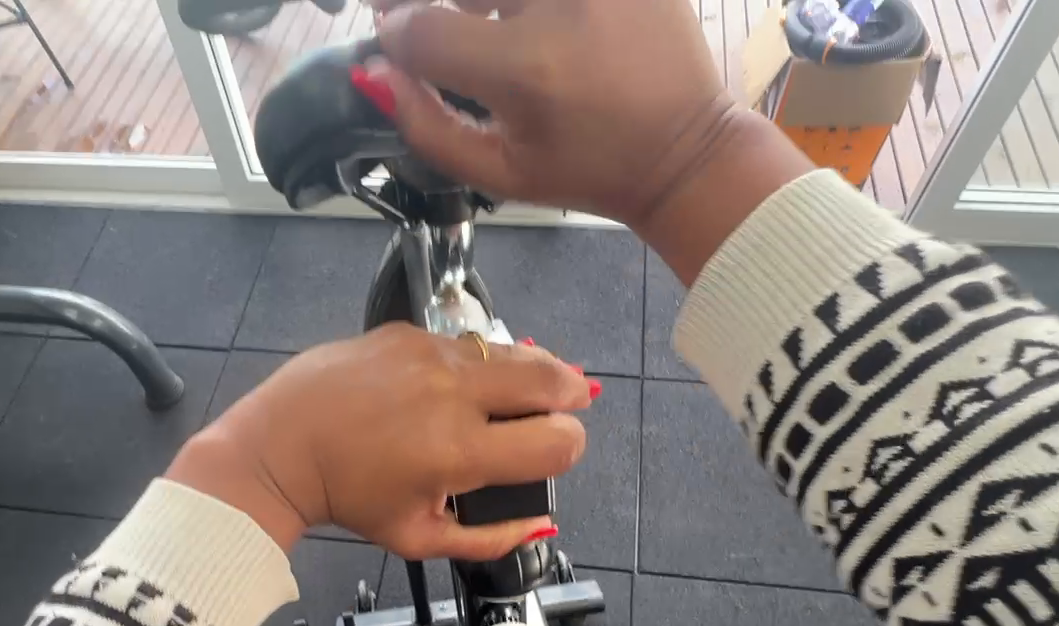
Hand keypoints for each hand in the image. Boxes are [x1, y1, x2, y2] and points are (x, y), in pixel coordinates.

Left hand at [166, 324, 597, 560]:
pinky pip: (465, 344)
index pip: (558, 442)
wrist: (282, 445)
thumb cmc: (349, 499)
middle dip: (571, 396)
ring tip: (536, 385)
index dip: (569, 450)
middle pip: (551, 380)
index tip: (554, 454)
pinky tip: (464, 380)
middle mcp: (455, 394)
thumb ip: (488, 539)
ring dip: (533, 370)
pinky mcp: (408, 333)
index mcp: (460, 453)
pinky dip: (479, 362)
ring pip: (513, 352)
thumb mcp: (418, 539)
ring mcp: (431, 355)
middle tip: (572, 403)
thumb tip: (542, 524)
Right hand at [364, 0, 816, 282]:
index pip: (424, 28)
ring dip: (478, 2)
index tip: (393, 41)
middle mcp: (560, 3)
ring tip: (480, 26)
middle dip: (421, 1)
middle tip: (414, 13)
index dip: (395, 34)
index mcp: (525, 70)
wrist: (682, 149)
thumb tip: (376, 74)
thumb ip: (428, 131)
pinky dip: (522, 4)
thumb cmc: (585, 172)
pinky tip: (516, 21)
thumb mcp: (501, 175)